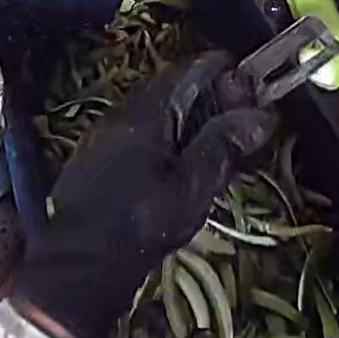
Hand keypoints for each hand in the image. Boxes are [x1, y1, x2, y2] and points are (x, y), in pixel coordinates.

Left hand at [12, 53, 274, 337]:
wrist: (76, 270)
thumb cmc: (139, 225)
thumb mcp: (191, 187)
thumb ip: (224, 145)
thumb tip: (262, 115)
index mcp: (148, 109)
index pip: (195, 68)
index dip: (229, 74)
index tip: (255, 91)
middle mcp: (124, 109)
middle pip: (178, 85)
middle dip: (215, 96)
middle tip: (243, 120)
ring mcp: (108, 130)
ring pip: (161, 108)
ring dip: (194, 117)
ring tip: (220, 144)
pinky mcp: (99, 153)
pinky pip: (145, 129)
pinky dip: (171, 135)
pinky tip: (184, 163)